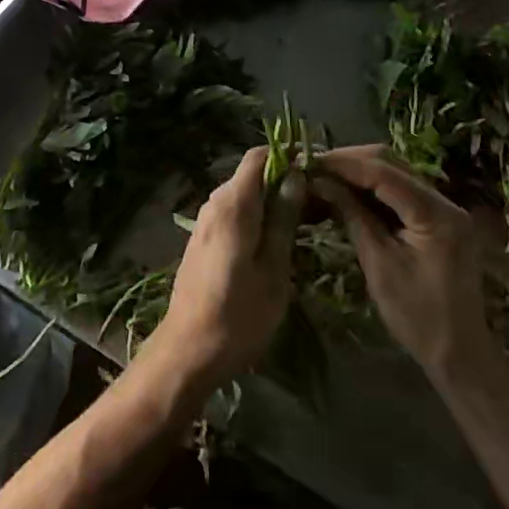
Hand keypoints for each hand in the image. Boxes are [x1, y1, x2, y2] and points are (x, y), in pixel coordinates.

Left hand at [144, 146, 302, 388]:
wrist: (188, 352)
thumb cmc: (239, 315)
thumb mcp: (274, 269)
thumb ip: (284, 219)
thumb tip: (297, 177)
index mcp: (233, 204)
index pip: (259, 156)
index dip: (289, 156)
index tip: (318, 173)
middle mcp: (215, 203)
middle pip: (252, 173)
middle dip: (285, 180)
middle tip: (321, 202)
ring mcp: (205, 221)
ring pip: (245, 194)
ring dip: (272, 200)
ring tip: (306, 222)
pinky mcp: (203, 238)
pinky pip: (235, 212)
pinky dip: (257, 215)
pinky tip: (277, 239)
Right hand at [316, 147, 490, 379]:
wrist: (459, 352)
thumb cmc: (417, 317)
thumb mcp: (379, 265)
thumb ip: (354, 217)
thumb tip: (322, 183)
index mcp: (436, 215)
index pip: (385, 173)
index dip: (345, 164)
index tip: (310, 162)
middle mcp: (445, 202)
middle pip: (393, 164)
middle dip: (351, 162)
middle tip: (313, 167)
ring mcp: (444, 209)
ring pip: (396, 173)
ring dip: (360, 172)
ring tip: (324, 177)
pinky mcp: (438, 219)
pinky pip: (402, 192)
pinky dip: (373, 188)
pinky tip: (348, 192)